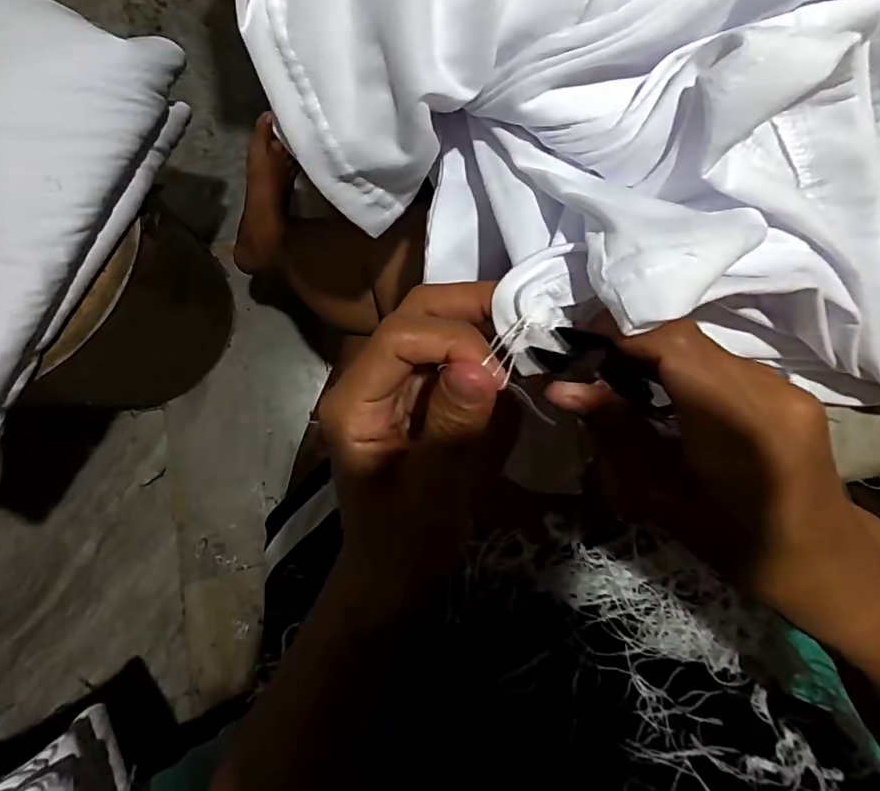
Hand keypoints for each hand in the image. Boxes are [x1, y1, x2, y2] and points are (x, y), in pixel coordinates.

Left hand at [315, 282, 517, 609]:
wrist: (395, 570)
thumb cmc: (404, 543)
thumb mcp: (432, 495)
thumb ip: (453, 430)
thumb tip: (482, 368)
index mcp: (355, 401)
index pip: (401, 336)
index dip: (455, 340)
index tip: (498, 377)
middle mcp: (369, 376)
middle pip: (416, 311)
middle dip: (471, 309)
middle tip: (523, 328)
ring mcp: (394, 378)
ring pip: (434, 317)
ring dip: (481, 320)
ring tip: (524, 338)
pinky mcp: (419, 386)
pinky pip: (451, 345)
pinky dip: (485, 342)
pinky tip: (513, 359)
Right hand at [546, 317, 879, 643]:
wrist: (825, 563)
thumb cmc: (737, 544)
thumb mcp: (663, 496)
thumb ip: (615, 431)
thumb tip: (561, 387)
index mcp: (735, 416)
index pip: (671, 340)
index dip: (620, 332)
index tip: (580, 350)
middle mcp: (766, 386)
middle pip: (686, 338)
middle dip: (632, 346)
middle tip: (593, 374)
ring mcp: (783, 383)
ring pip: (704, 348)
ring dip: (659, 359)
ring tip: (627, 391)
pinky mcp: (788, 388)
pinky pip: (725, 364)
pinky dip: (688, 372)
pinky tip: (673, 403)